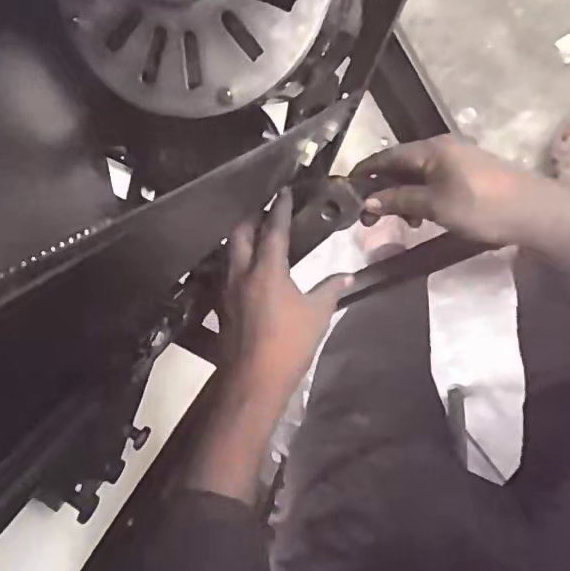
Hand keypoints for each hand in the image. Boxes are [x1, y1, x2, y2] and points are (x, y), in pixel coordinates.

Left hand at [186, 188, 351, 502]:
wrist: (253, 379)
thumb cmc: (289, 344)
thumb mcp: (317, 315)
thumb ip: (331, 289)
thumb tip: (348, 275)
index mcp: (266, 270)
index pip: (272, 229)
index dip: (279, 208)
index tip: (283, 192)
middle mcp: (241, 272)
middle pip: (240, 233)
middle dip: (251, 217)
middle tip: (264, 208)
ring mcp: (227, 289)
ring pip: (230, 252)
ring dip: (241, 238)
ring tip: (255, 233)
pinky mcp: (221, 305)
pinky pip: (227, 272)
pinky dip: (237, 260)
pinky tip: (248, 268)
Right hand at [353, 135, 547, 246]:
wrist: (539, 214)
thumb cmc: (482, 207)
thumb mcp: (435, 206)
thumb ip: (399, 200)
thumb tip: (369, 200)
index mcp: (432, 149)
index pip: (387, 156)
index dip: (365, 172)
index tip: (346, 188)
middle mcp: (443, 148)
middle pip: (402, 166)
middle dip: (383, 190)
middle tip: (370, 216)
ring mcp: (459, 160)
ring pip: (419, 176)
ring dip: (404, 197)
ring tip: (404, 222)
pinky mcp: (472, 175)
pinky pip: (435, 182)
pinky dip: (423, 198)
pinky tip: (425, 217)